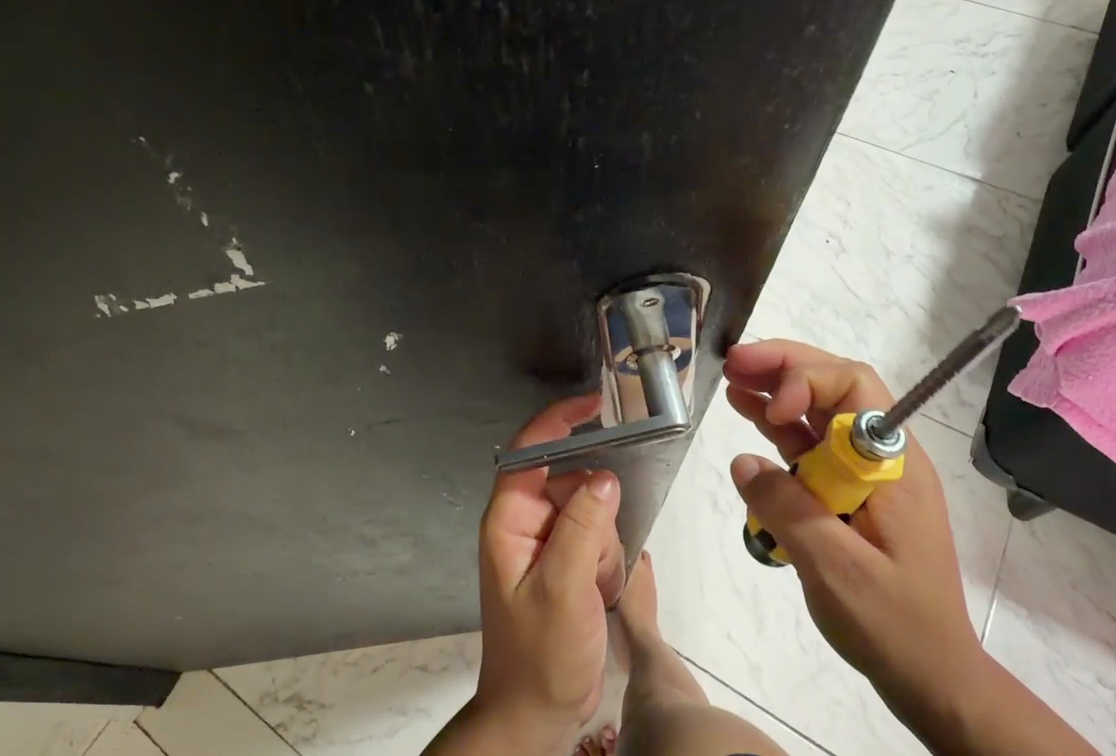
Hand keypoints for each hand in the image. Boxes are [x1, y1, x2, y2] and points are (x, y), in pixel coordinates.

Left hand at [468, 393, 625, 749]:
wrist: (538, 713)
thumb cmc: (540, 653)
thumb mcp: (562, 588)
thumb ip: (583, 527)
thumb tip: (605, 476)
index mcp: (508, 520)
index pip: (529, 453)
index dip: (557, 422)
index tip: (595, 403)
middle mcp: (526, 524)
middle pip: (572, 484)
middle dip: (594, 518)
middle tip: (594, 564)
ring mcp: (548, 546)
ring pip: (592, 514)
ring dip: (603, 548)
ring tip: (594, 589)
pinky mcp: (568, 566)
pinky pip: (599, 542)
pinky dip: (607, 564)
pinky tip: (600, 596)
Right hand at [723, 340, 984, 713]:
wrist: (929, 674)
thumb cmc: (892, 622)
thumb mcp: (837, 569)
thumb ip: (789, 510)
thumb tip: (744, 462)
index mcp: (893, 464)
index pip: (854, 386)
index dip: (805, 380)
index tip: (772, 410)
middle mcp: (882, 457)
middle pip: (834, 386)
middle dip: (784, 367)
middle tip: (734, 363)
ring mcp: (863, 475)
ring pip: (819, 411)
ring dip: (775, 389)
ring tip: (732, 379)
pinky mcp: (845, 494)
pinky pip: (809, 445)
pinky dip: (776, 426)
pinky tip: (747, 415)